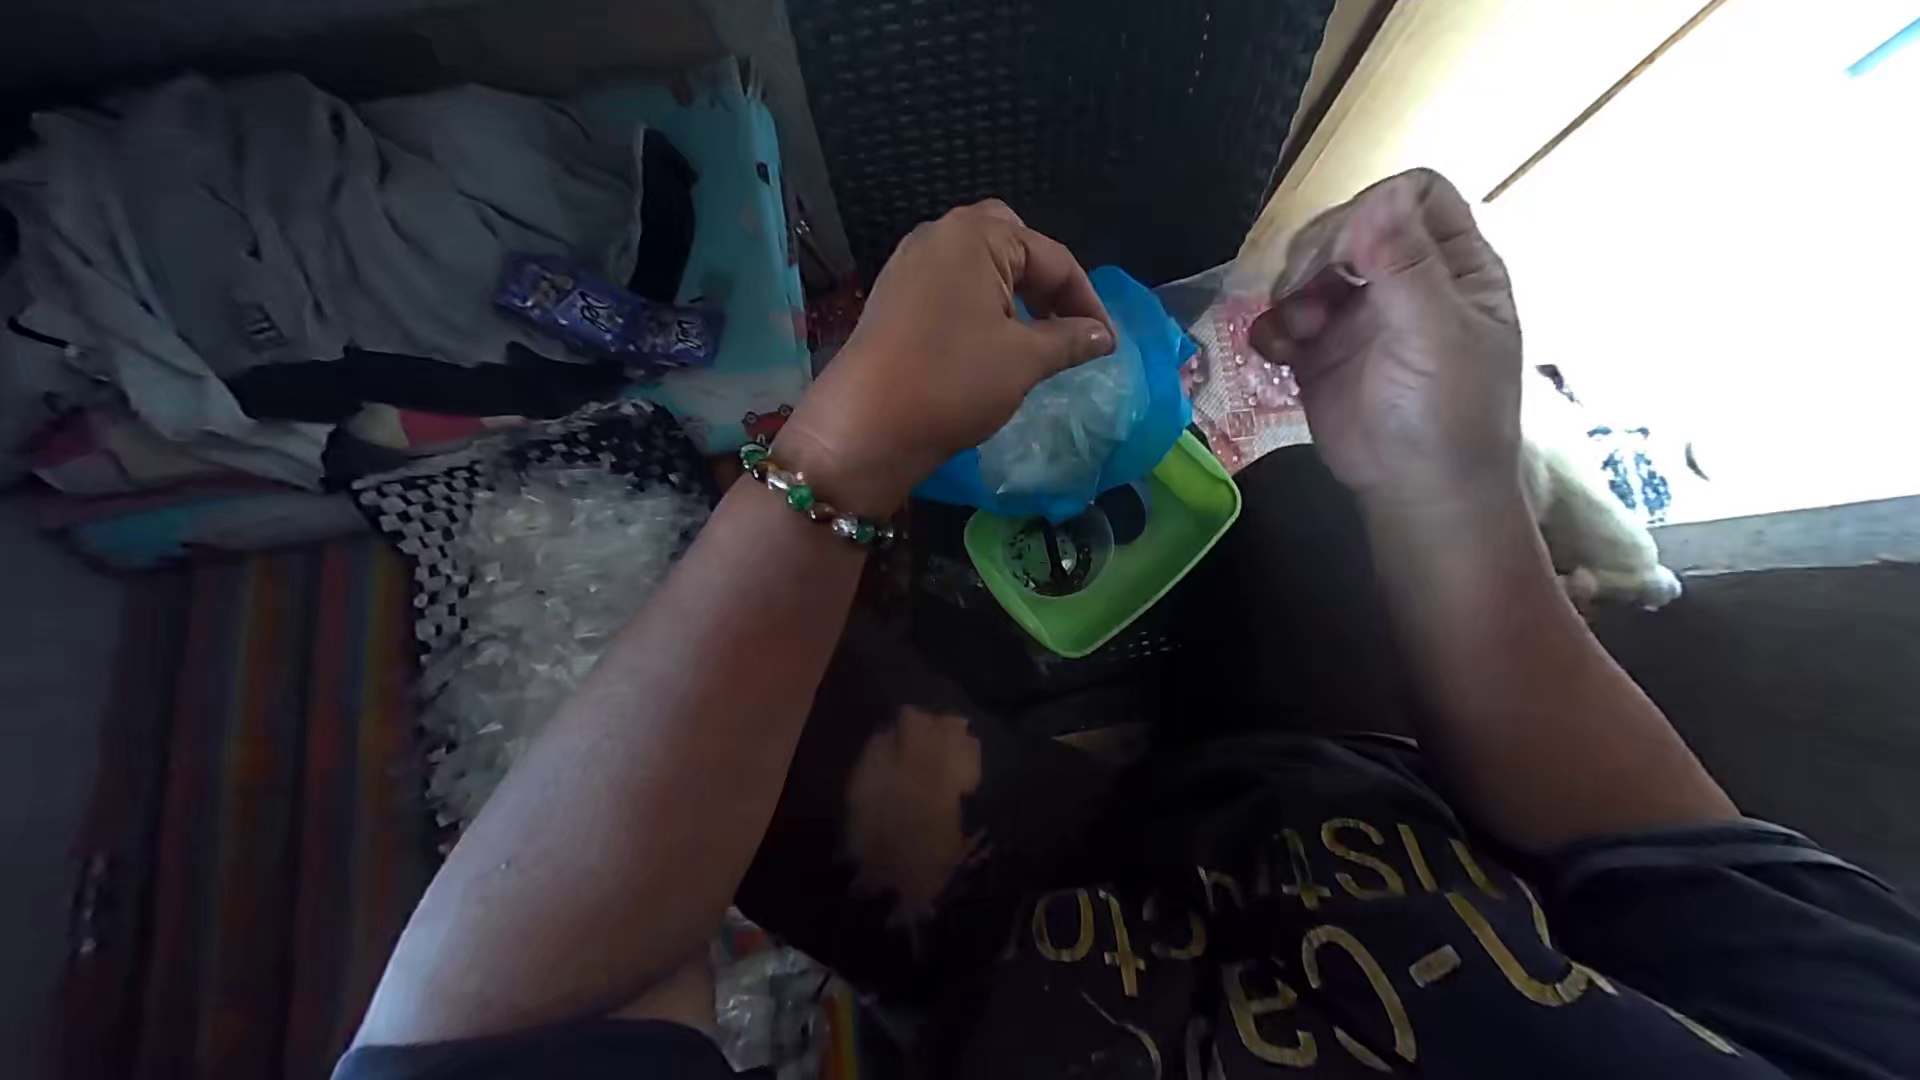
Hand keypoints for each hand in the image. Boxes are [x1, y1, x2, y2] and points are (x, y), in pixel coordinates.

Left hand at [776, 200, 1115, 514]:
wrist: (866, 427)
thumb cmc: (952, 383)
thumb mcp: (1023, 360)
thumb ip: (1069, 339)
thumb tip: (1103, 335)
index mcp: (975, 236)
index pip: (1051, 257)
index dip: (1086, 299)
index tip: (1106, 341)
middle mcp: (937, 237)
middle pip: (1010, 246)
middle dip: (1044, 283)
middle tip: (1064, 324)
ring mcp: (908, 268)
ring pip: (976, 269)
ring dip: (1011, 296)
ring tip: (1031, 338)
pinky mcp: (892, 301)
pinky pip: (948, 291)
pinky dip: (978, 309)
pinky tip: (985, 344)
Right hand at [1248, 169, 1522, 510]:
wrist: (1413, 489)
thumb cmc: (1446, 411)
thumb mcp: (1436, 334)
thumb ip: (1405, 267)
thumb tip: (1374, 201)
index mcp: (1450, 265)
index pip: (1412, 198)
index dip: (1371, 211)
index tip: (1342, 255)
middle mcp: (1400, 282)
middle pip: (1348, 231)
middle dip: (1317, 257)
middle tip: (1301, 292)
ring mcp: (1354, 320)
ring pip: (1307, 277)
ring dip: (1289, 298)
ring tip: (1295, 335)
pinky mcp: (1316, 355)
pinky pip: (1281, 325)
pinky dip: (1270, 333)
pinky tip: (1275, 355)